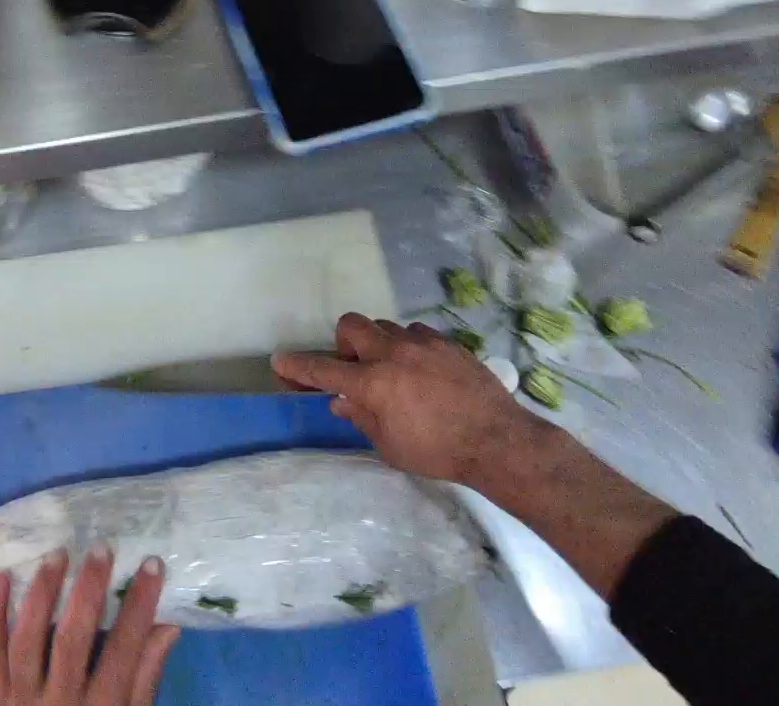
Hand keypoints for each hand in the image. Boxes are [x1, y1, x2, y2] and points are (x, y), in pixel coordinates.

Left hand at [0, 545, 179, 705]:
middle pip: (71, 641)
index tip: (151, 563)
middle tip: (100, 549)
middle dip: (87, 592)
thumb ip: (146, 678)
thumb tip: (166, 626)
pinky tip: (0, 576)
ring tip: (57, 555)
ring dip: (41, 594)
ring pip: (27, 641)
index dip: (139, 606)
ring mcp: (22, 700)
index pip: (124, 651)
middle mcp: (60, 704)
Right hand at [272, 314, 543, 487]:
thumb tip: (341, 401)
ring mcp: (422, 344)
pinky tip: (421, 370)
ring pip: (385, 326)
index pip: (323, 369)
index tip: (280, 362)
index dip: (297, 366)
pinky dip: (409, 347)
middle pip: (351, 325)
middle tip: (354, 368)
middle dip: (344, 343)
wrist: (498, 441)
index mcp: (372, 384)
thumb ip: (362, 418)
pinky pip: (416, 333)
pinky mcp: (447, 343)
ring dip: (378, 345)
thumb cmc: (438, 453)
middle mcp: (392, 354)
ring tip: (391, 371)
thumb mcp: (390, 446)